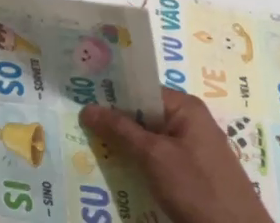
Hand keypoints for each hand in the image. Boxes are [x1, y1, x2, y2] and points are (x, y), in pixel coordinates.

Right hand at [80, 90, 270, 222]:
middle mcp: (192, 121)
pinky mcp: (195, 173)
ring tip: (94, 147)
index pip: (139, 89)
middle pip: (143, 113)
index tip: (81, 100)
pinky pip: (160, 158)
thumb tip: (87, 108)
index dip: (111, 94)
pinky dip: (141, 162)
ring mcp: (195, 148)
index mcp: (186, 107)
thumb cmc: (198, 190)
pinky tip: (120, 169)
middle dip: (116, 121)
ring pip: (150, 138)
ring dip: (126, 144)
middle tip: (81, 125)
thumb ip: (120, 129)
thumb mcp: (154, 157)